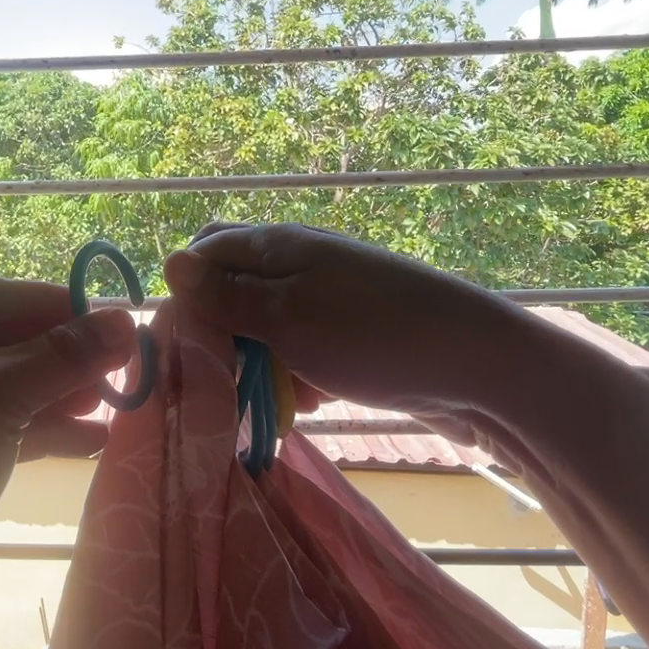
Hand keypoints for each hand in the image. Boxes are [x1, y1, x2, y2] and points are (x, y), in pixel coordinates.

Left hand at [0, 275, 136, 634]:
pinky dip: (41, 432)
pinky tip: (91, 443)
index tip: (101, 316)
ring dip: (57, 395)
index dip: (44, 301)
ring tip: (111, 405)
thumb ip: (63, 355)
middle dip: (57, 354)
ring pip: (1, 391)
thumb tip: (127, 318)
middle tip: (116, 364)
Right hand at [163, 223, 535, 416]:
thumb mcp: (287, 318)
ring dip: (252, 360)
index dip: (182, 293)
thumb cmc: (372, 335)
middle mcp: (294, 263)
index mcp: (275, 244)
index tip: (176, 343)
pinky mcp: (345, 333)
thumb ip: (225, 296)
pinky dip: (289, 373)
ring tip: (257, 398)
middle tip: (214, 375)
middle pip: (230, 289)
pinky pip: (297, 348)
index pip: (203, 251)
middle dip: (216, 332)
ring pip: (261, 325)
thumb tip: (169, 264)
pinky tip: (299, 403)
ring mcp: (323, 298)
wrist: (480, 366)